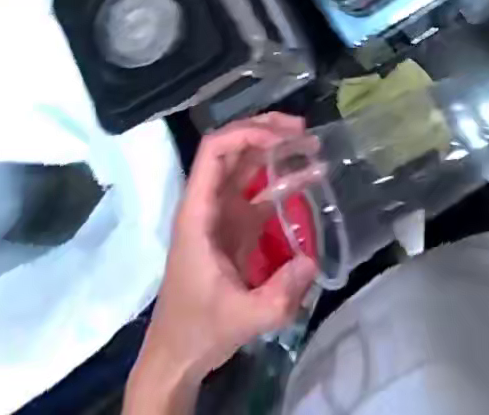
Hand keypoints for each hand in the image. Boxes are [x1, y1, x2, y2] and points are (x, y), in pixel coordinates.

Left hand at [125, 113, 318, 414]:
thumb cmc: (198, 330)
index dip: (246, 135)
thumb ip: (278, 295)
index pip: (214, 152)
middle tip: (303, 130)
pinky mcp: (235, 225)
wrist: (177, 357)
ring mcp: (221, 212)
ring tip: (311, 144)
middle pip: (232, 148)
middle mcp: (208, 203)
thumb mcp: (241, 317)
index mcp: (198, 212)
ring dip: (275, 148)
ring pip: (245, 164)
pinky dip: (282, 177)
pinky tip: (309, 176)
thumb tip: (311, 261)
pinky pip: (258, 189)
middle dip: (266, 131)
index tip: (281, 138)